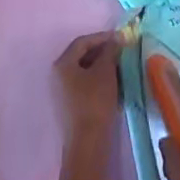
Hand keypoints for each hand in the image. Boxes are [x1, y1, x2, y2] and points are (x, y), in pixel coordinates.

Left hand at [53, 31, 121, 150]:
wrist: (88, 141)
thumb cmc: (94, 102)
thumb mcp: (105, 73)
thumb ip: (110, 52)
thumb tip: (117, 38)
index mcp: (62, 63)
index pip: (82, 42)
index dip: (102, 37)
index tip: (120, 38)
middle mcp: (57, 74)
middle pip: (81, 55)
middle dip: (102, 51)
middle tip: (121, 51)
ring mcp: (62, 90)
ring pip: (83, 70)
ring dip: (101, 65)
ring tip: (120, 66)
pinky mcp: (69, 103)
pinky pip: (84, 83)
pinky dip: (98, 79)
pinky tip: (113, 83)